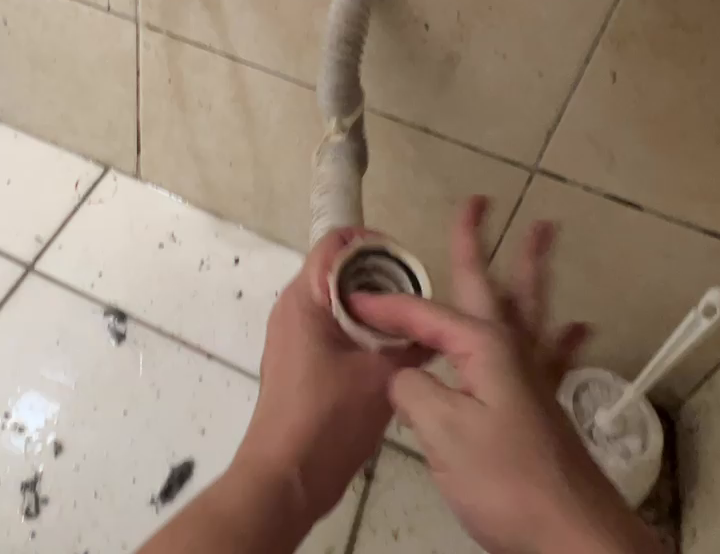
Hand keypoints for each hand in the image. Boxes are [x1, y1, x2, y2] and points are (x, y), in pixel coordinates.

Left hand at [233, 227, 428, 525]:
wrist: (285, 476)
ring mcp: (289, 332)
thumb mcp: (382, 376)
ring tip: (405, 323)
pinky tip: (384, 351)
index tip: (407, 263)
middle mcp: (292, 305)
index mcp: (306, 297)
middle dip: (377, 275)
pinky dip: (355, 326)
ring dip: (368, 304)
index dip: (373, 243)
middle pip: (336, 268)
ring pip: (333, 298)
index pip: (337, 242)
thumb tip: (434, 325)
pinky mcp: (294, 355)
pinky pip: (327, 324)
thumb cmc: (329, 419)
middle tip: (415, 296)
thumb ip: (409, 341)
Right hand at [351, 197, 659, 553]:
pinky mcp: (542, 403)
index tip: (351, 303)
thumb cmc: (505, 477)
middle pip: (488, 282)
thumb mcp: (442, 431)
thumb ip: (412, 391)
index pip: (423, 313)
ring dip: (531, 267)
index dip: (385, 306)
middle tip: (479, 200)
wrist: (572, 535)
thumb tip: (401, 376)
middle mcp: (510, 348)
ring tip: (543, 230)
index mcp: (482, 346)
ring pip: (528, 305)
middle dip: (475, 241)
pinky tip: (578, 324)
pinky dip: (564, 335)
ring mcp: (531, 374)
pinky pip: (553, 354)